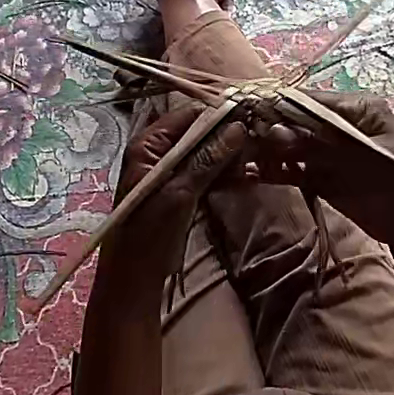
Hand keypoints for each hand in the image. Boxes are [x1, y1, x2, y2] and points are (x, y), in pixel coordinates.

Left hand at [110, 105, 249, 271]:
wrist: (134, 279)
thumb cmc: (148, 236)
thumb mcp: (179, 194)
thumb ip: (206, 160)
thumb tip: (237, 128)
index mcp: (147, 145)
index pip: (188, 115)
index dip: (219, 115)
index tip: (252, 120)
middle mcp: (157, 152)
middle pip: (198, 131)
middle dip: (228, 136)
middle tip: (258, 143)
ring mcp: (169, 171)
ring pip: (205, 151)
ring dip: (228, 156)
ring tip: (253, 161)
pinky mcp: (180, 190)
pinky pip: (205, 171)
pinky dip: (223, 172)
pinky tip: (243, 176)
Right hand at [251, 92, 393, 243]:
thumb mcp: (361, 153)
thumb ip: (317, 142)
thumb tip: (274, 131)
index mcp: (355, 109)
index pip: (307, 101)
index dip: (277, 105)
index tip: (248, 110)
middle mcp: (338, 128)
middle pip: (294, 124)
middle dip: (268, 131)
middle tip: (240, 138)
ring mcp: (330, 155)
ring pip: (290, 149)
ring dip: (267, 153)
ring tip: (241, 157)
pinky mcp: (323, 180)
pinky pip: (294, 173)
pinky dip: (274, 174)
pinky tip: (251, 174)